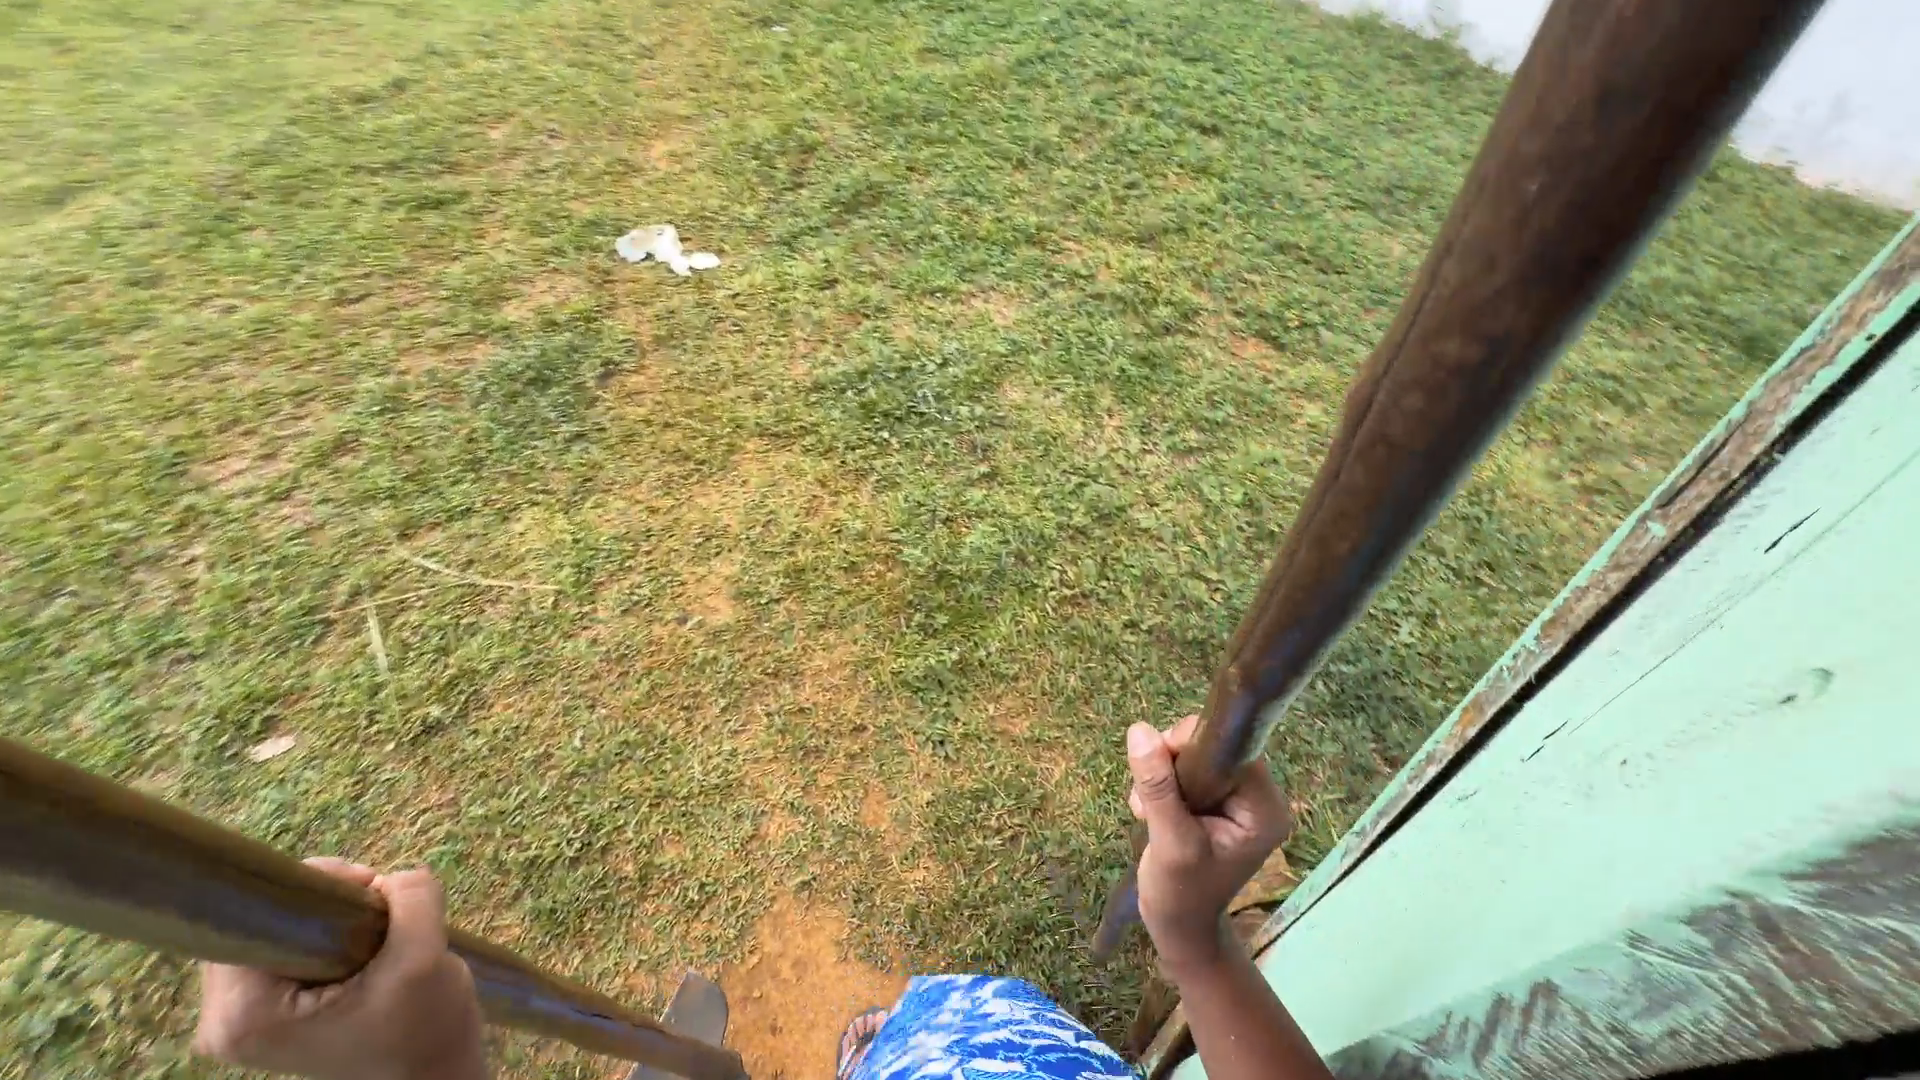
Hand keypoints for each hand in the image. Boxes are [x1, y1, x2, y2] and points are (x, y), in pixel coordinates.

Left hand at [194, 859, 487, 1079]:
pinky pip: (292, 947)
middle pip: (263, 920)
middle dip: (329, 901)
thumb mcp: (424, 957)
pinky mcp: (269, 1015)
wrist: (433, 1075)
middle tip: (383, 908)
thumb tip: (390, 877)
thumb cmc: (424, 1027)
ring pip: (282, 929)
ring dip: (336, 915)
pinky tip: (371, 946)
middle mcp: (224, 1020)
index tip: (370, 888)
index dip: (314, 885)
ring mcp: (244, 1021)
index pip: (252, 915)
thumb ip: (411, 899)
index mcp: (243, 1014)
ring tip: (382, 932)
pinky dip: (334, 932)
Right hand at [1127, 716, 1291, 971]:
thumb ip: (1157, 786)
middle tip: (1149, 800)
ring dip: (1161, 776)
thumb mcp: (1169, 841)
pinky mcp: (1219, 801)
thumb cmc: (1180, 894)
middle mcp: (1260, 797)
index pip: (1228, 748)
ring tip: (1148, 812)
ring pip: (1193, 755)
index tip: (1157, 771)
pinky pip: (1187, 768)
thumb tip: (1139, 730)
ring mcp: (1239, 798)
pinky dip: (1162, 782)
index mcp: (1264, 808)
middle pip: (1210, 747)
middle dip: (1170, 765)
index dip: (1188, 747)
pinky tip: (1152, 811)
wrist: (1179, 926)